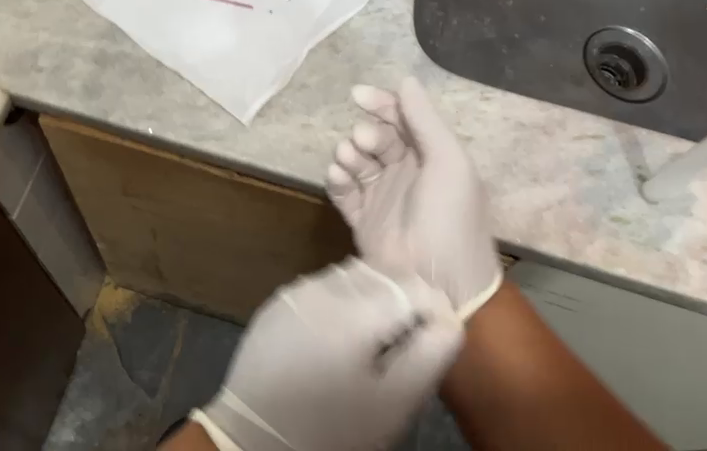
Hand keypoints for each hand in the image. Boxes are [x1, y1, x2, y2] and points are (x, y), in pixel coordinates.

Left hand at [190, 259, 462, 450]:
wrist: (255, 440)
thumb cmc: (332, 430)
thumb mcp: (391, 404)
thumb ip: (428, 356)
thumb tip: (451, 320)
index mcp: (352, 310)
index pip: (413, 284)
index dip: (436, 306)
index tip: (440, 336)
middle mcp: (322, 287)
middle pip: (383, 273)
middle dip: (406, 298)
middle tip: (413, 339)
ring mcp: (296, 291)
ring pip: (353, 275)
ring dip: (376, 295)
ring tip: (380, 340)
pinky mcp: (278, 303)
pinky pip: (324, 286)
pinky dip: (344, 300)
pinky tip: (344, 338)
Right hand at [325, 77, 501, 319]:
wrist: (437, 285)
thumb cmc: (449, 217)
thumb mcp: (448, 162)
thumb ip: (425, 120)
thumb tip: (405, 80)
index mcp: (433, 156)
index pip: (404, 118)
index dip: (382, 103)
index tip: (358, 95)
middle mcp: (408, 172)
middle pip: (378, 136)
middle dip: (367, 132)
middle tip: (364, 142)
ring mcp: (384, 197)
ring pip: (358, 159)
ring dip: (349, 153)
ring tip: (348, 161)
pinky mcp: (362, 220)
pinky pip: (343, 190)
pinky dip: (337, 178)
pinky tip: (338, 176)